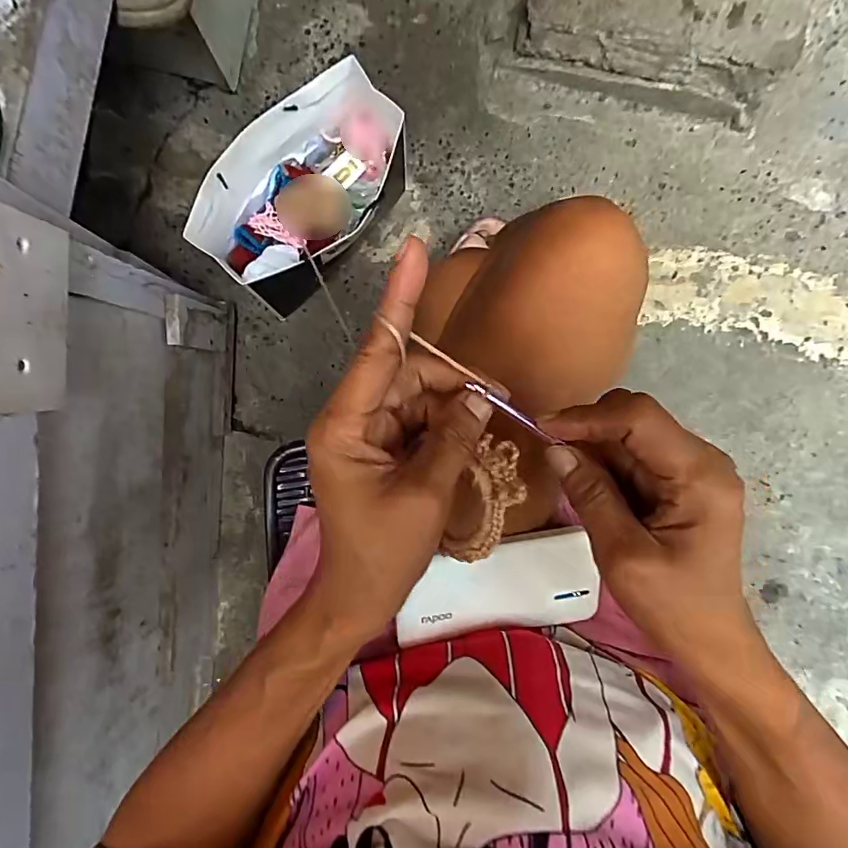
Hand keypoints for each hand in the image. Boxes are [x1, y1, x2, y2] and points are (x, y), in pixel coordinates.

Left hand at [304, 237, 495, 642]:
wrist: (357, 597)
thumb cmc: (382, 553)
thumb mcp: (425, 495)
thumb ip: (454, 438)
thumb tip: (478, 396)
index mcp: (345, 424)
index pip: (379, 350)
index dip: (400, 298)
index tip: (416, 250)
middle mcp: (350, 418)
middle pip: (406, 373)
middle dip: (452, 380)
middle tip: (501, 397)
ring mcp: (364, 432)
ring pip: (416, 396)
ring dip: (454, 405)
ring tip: (493, 421)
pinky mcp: (378, 448)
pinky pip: (416, 420)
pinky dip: (445, 425)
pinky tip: (473, 435)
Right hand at [538, 389, 760, 663]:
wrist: (711, 642)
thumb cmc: (672, 605)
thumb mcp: (622, 554)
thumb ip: (591, 495)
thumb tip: (556, 449)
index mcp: (700, 475)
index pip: (639, 417)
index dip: (587, 416)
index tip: (542, 428)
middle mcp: (703, 462)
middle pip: (636, 418)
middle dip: (589, 429)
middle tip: (549, 453)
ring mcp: (694, 471)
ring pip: (631, 435)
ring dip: (594, 447)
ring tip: (563, 472)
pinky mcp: (680, 484)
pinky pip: (635, 457)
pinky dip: (604, 463)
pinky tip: (584, 482)